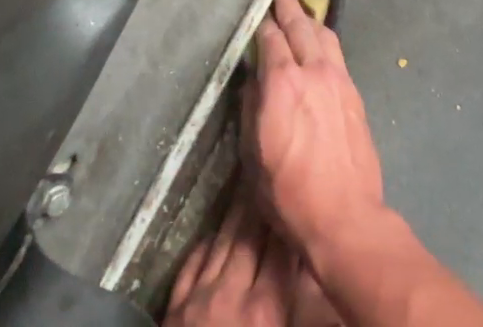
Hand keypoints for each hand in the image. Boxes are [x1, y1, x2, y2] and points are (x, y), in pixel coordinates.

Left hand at [166, 198, 298, 326]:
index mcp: (265, 308)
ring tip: (243, 190)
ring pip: (219, 244)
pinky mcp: (173, 308)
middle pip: (248, 238)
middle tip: (268, 174)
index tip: (296, 194)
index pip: (281, 251)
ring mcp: (197, 298)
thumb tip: (308, 275)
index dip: (289, 221)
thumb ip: (294, 306)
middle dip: (260, 205)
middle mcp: (230, 293)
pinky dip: (204, 246)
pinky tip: (213, 234)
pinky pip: (191, 265)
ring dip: (233, 217)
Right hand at [243, 0, 385, 256]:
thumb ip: (251, 109)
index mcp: (282, 83)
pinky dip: (325, 40)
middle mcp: (313, 71)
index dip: (260, 22)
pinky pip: (338, 55)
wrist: (345, 216)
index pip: (269, 39)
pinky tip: (321, 42)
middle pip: (300, 26)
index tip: (254, 9)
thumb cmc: (288, 191)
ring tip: (301, 8)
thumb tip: (252, 81)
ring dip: (310, 19)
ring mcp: (339, 81)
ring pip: (324, 35)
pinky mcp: (354, 95)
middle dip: (287, 5)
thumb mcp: (253, 154)